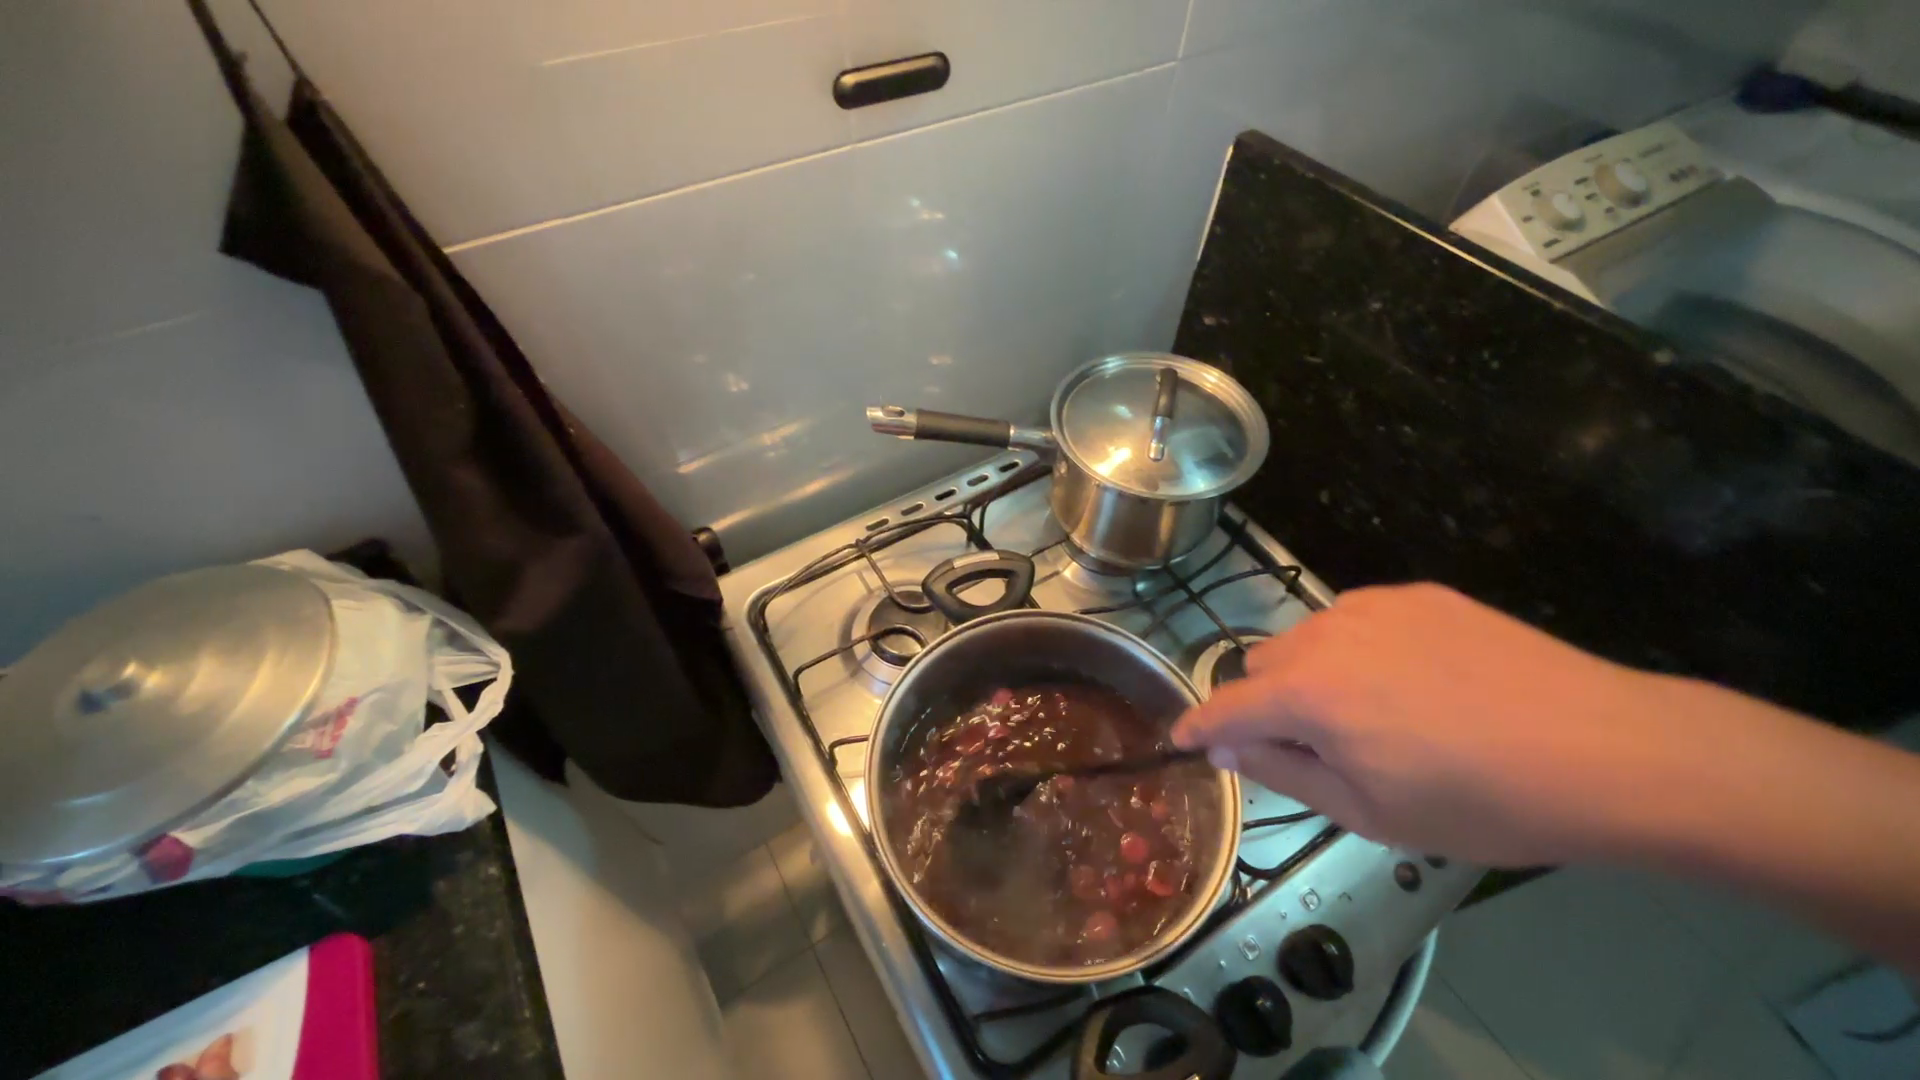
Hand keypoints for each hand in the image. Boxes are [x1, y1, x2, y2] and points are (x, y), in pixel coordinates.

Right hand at [1172, 583, 1741, 865]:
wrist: (1608, 750)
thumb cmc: (1481, 802)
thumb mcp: (1368, 812)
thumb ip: (1282, 771)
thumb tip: (1226, 745)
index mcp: (1310, 695)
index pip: (1227, 707)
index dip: (1199, 726)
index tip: (1183, 741)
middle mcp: (1328, 635)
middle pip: (1262, 665)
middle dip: (1268, 704)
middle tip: (1317, 746)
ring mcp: (1376, 605)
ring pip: (1306, 637)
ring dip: (1310, 674)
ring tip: (1371, 713)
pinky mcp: (1420, 594)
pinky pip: (1355, 618)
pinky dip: (1354, 649)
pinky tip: (1412, 682)